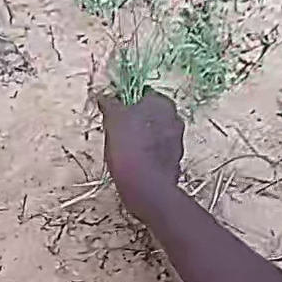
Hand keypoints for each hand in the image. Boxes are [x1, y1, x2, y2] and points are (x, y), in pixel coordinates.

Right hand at [97, 91, 184, 223]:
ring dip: (144, 141)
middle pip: (152, 117)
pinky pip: (158, 156)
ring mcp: (177, 144)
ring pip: (156, 137)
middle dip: (139, 123)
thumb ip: (110, 105)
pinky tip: (135, 166)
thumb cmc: (129, 147)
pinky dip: (149, 158)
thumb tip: (104, 98)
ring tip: (126, 153)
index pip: (144, 95)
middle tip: (120, 134)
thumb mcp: (113, 120)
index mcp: (163, 103)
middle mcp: (176, 120)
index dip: (128, 105)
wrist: (145, 186)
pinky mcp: (175, 165)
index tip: (117, 116)